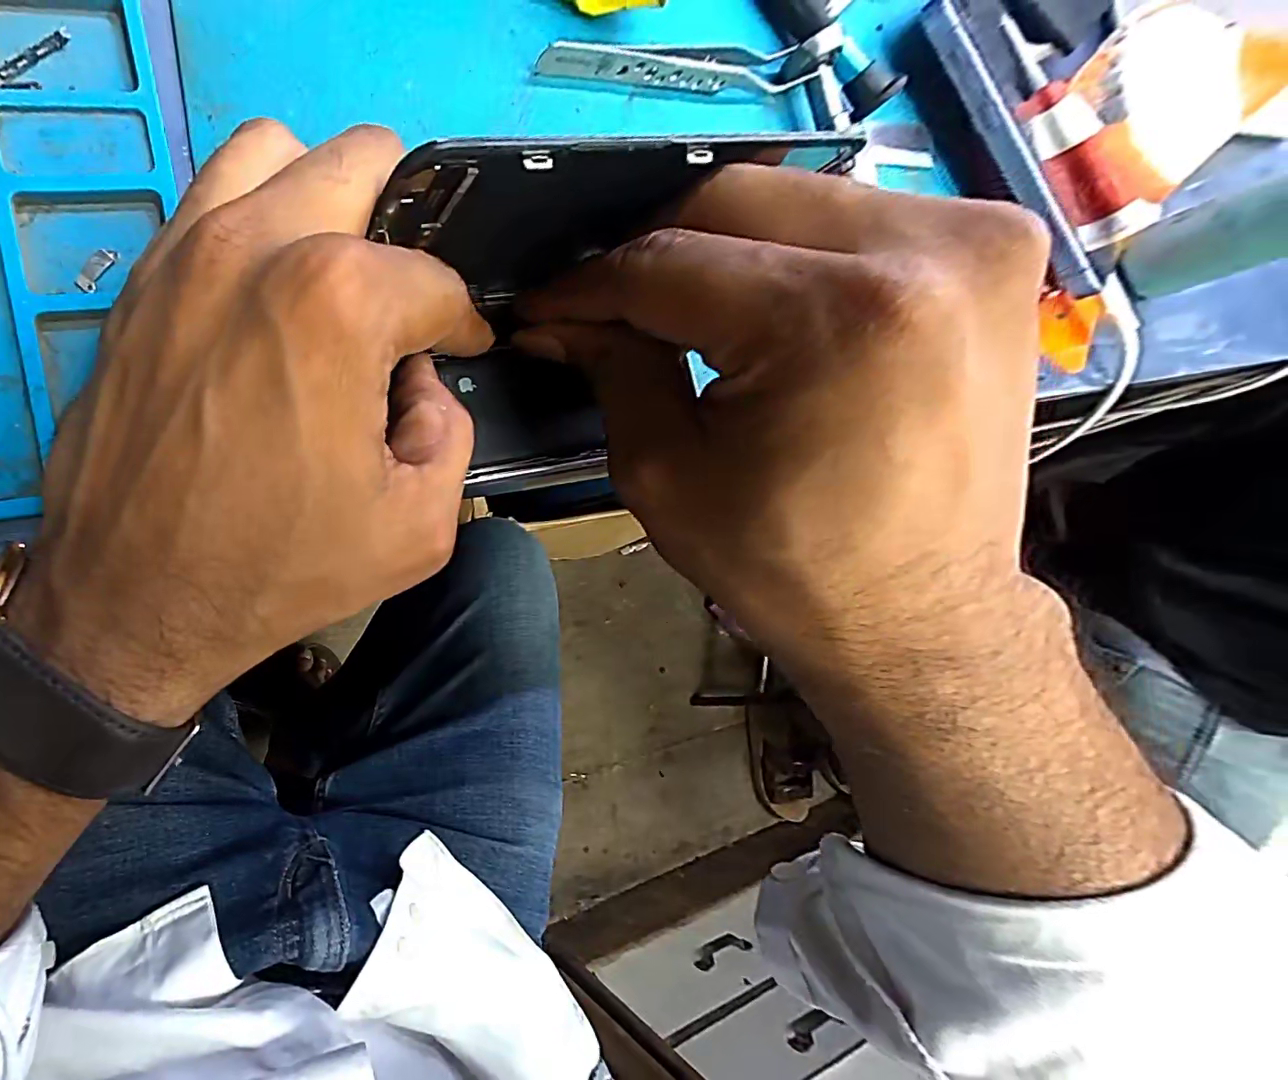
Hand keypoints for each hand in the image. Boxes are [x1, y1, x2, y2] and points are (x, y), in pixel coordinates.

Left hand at [6, 120, 491, 725]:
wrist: (132, 603)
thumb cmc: (275, 572)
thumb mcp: (416, 526)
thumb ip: (449, 429)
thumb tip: (418, 379)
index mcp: (339, 302)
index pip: (433, 280)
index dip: (459, 323)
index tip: (456, 350)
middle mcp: (256, 247)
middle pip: (359, 163)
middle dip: (398, 226)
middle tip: (396, 298)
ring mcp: (182, 255)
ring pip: (269, 154)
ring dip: (317, 196)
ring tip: (328, 271)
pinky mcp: (135, 285)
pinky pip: (203, 206)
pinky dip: (248, 225)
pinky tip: (259, 294)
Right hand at [516, 165, 1049, 676]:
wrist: (913, 609)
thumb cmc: (779, 561)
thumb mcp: (663, 471)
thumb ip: (611, 369)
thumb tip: (553, 320)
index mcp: (831, 319)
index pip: (666, 264)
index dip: (585, 285)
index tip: (537, 307)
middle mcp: (921, 249)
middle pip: (728, 197)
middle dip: (641, 249)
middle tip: (594, 305)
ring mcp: (972, 238)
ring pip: (784, 195)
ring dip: (704, 246)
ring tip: (657, 306)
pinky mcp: (986, 252)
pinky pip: (842, 218)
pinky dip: (770, 251)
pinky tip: (735, 301)